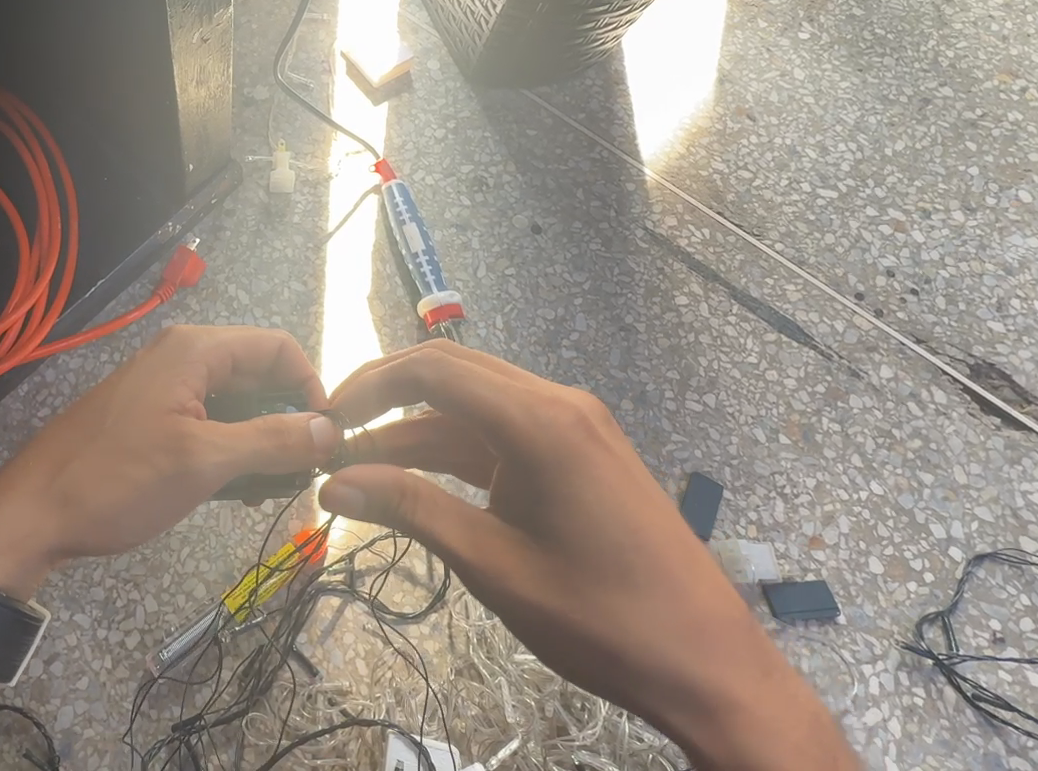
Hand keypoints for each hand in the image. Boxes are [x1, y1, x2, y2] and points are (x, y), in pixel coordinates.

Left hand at [0, 325, 338, 598]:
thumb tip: (330, 429)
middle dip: (286, 421)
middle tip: (300, 474)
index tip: (324, 437)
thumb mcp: (203, 460)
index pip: (277, 347)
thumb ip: (271, 440)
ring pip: (236, 405)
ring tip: (267, 491)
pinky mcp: (154, 419)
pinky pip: (209, 424)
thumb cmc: (119, 479)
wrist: (33, 513)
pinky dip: (230, 452)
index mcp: (195, 350)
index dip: (309, 386)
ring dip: (260, 443)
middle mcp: (183, 358)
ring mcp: (165, 389)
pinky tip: (236, 491)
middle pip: (258, 376)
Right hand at [320, 341, 855, 770]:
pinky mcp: (575, 451)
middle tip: (331, 433)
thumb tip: (331, 482)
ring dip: (412, 427)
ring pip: (470, 403)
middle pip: (449, 373)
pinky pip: (498, 431)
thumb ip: (410, 510)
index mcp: (539, 420)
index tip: (325, 421)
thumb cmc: (603, 620)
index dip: (368, 387)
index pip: (432, 370)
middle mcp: (555, 403)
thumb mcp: (494, 565)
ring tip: (357, 462)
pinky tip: (411, 475)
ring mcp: (570, 424)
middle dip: (383, 397)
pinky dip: (451, 448)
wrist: (713, 668)